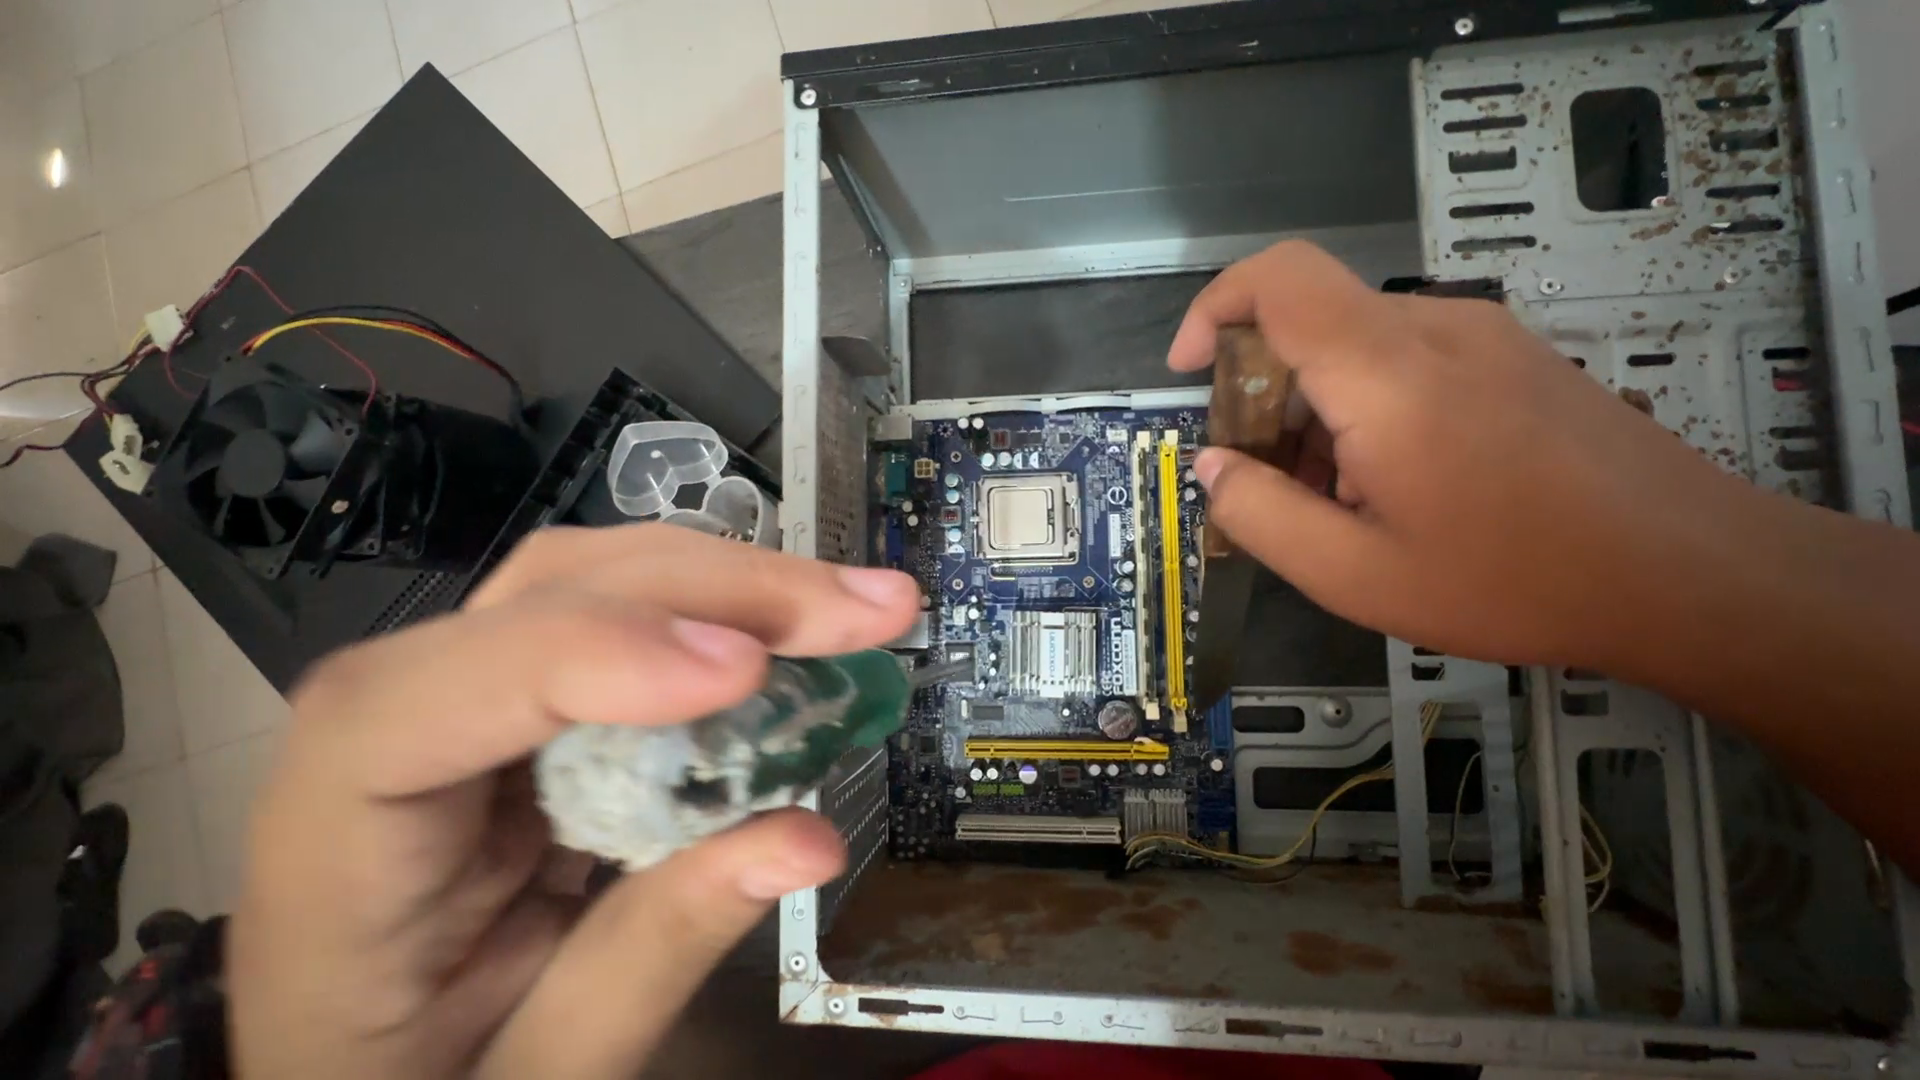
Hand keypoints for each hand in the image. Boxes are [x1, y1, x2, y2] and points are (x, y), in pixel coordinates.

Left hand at [228, 525, 920, 1078]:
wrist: (381, 1077)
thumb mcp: (538, 1075)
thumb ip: (652, 958)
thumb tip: (809, 839)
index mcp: (334, 857)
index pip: (408, 710)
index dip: (580, 660)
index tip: (746, 672)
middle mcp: (392, 738)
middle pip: (537, 598)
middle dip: (715, 591)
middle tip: (863, 613)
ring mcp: (471, 698)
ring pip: (595, 580)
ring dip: (735, 584)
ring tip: (856, 610)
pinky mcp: (538, 697)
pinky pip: (631, 618)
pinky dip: (724, 614)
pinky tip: (800, 634)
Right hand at [1170, 240, 1765, 670]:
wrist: (1691, 573)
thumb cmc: (1513, 580)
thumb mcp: (1355, 575)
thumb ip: (1260, 516)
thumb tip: (1212, 465)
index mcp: (1387, 374)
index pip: (1279, 278)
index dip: (1214, 307)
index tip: (1190, 371)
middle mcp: (1434, 329)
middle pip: (1308, 316)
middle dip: (1258, 387)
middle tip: (1262, 475)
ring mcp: (1482, 336)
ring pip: (1353, 341)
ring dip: (1311, 405)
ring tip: (1331, 496)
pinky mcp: (1511, 356)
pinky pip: (1404, 356)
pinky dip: (1361, 405)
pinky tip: (1389, 481)